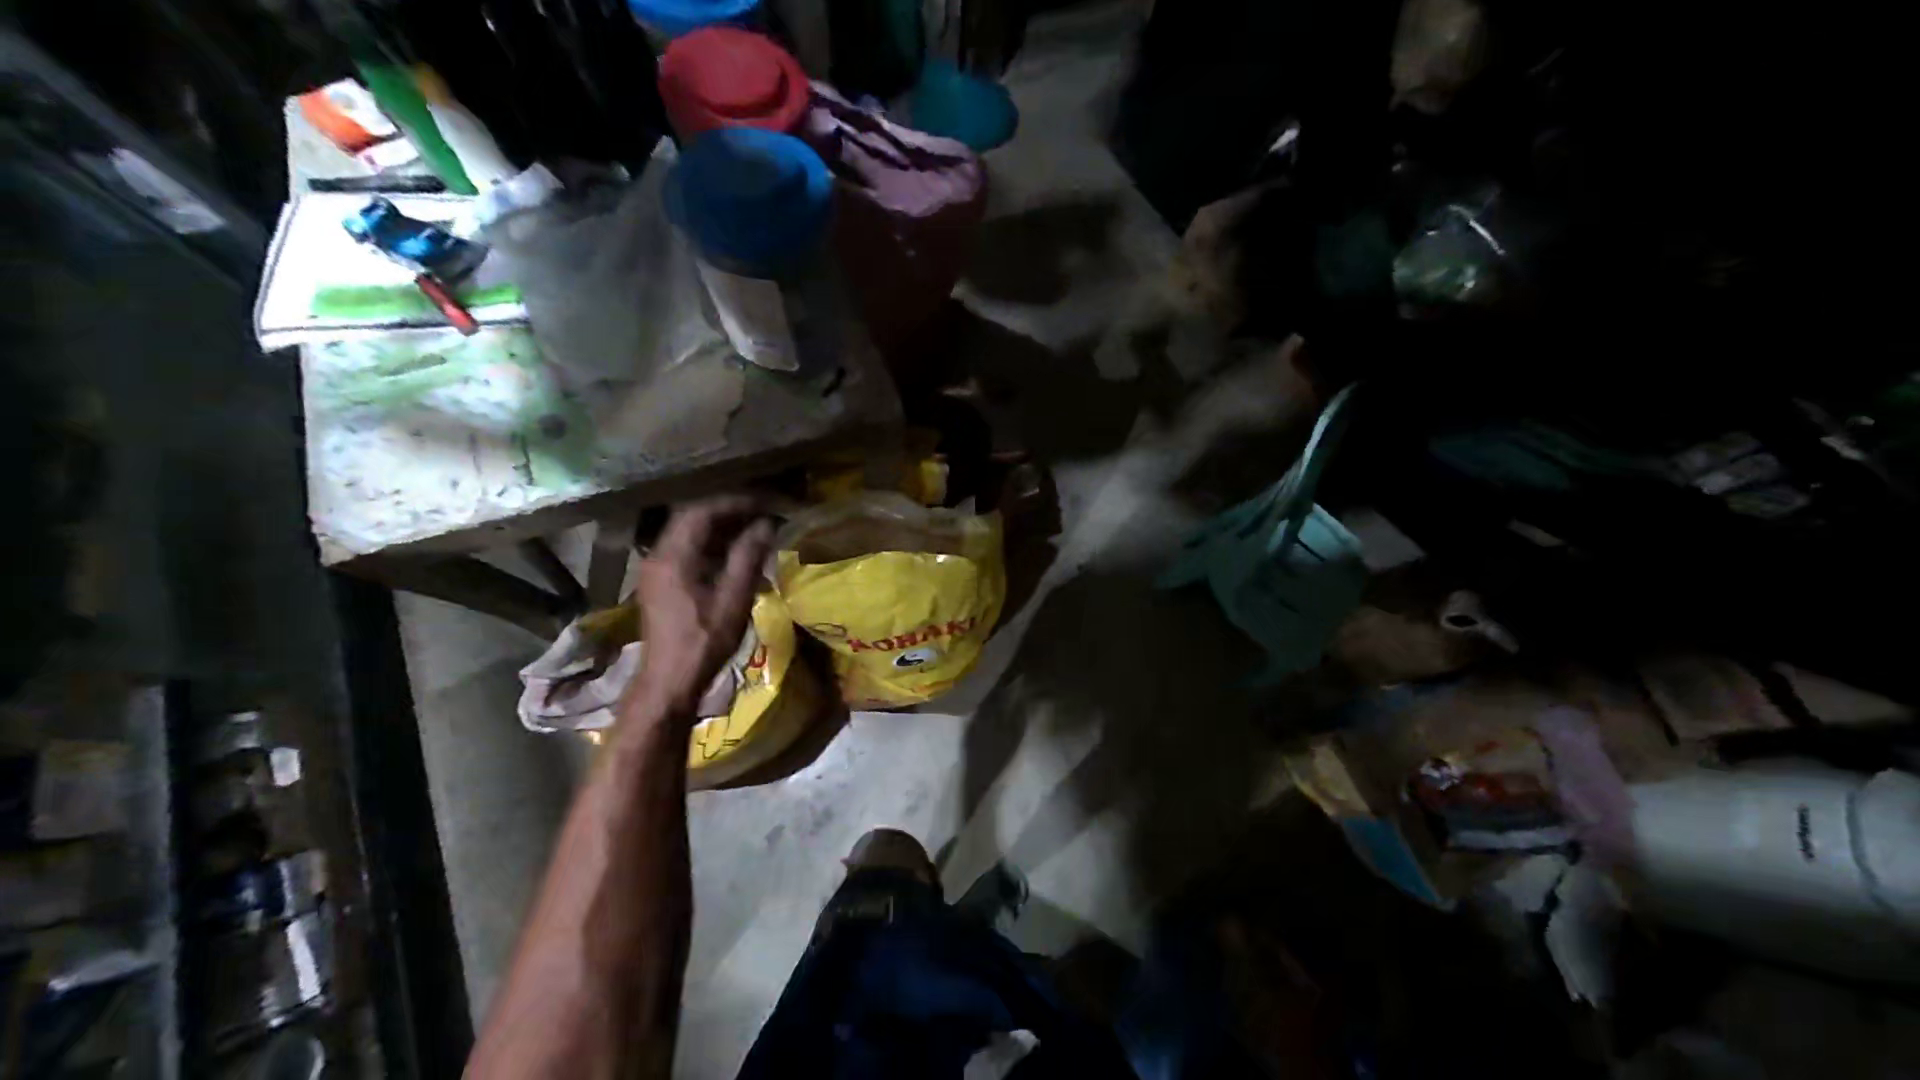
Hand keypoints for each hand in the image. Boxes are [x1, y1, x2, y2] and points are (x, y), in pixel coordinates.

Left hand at [629, 497, 775, 721]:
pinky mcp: (661, 581)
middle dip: (729, 510)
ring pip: (689, 532)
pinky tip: (736, 552)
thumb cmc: (703, 642)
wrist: (669, 681)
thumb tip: (766, 524)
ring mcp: (656, 568)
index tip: (765, 502)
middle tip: (762, 511)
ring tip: (755, 527)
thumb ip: (748, 557)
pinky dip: (712, 543)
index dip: (735, 502)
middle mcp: (658, 555)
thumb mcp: (733, 599)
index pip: (702, 511)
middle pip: (693, 516)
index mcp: (673, 557)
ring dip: (721, 526)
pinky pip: (686, 548)